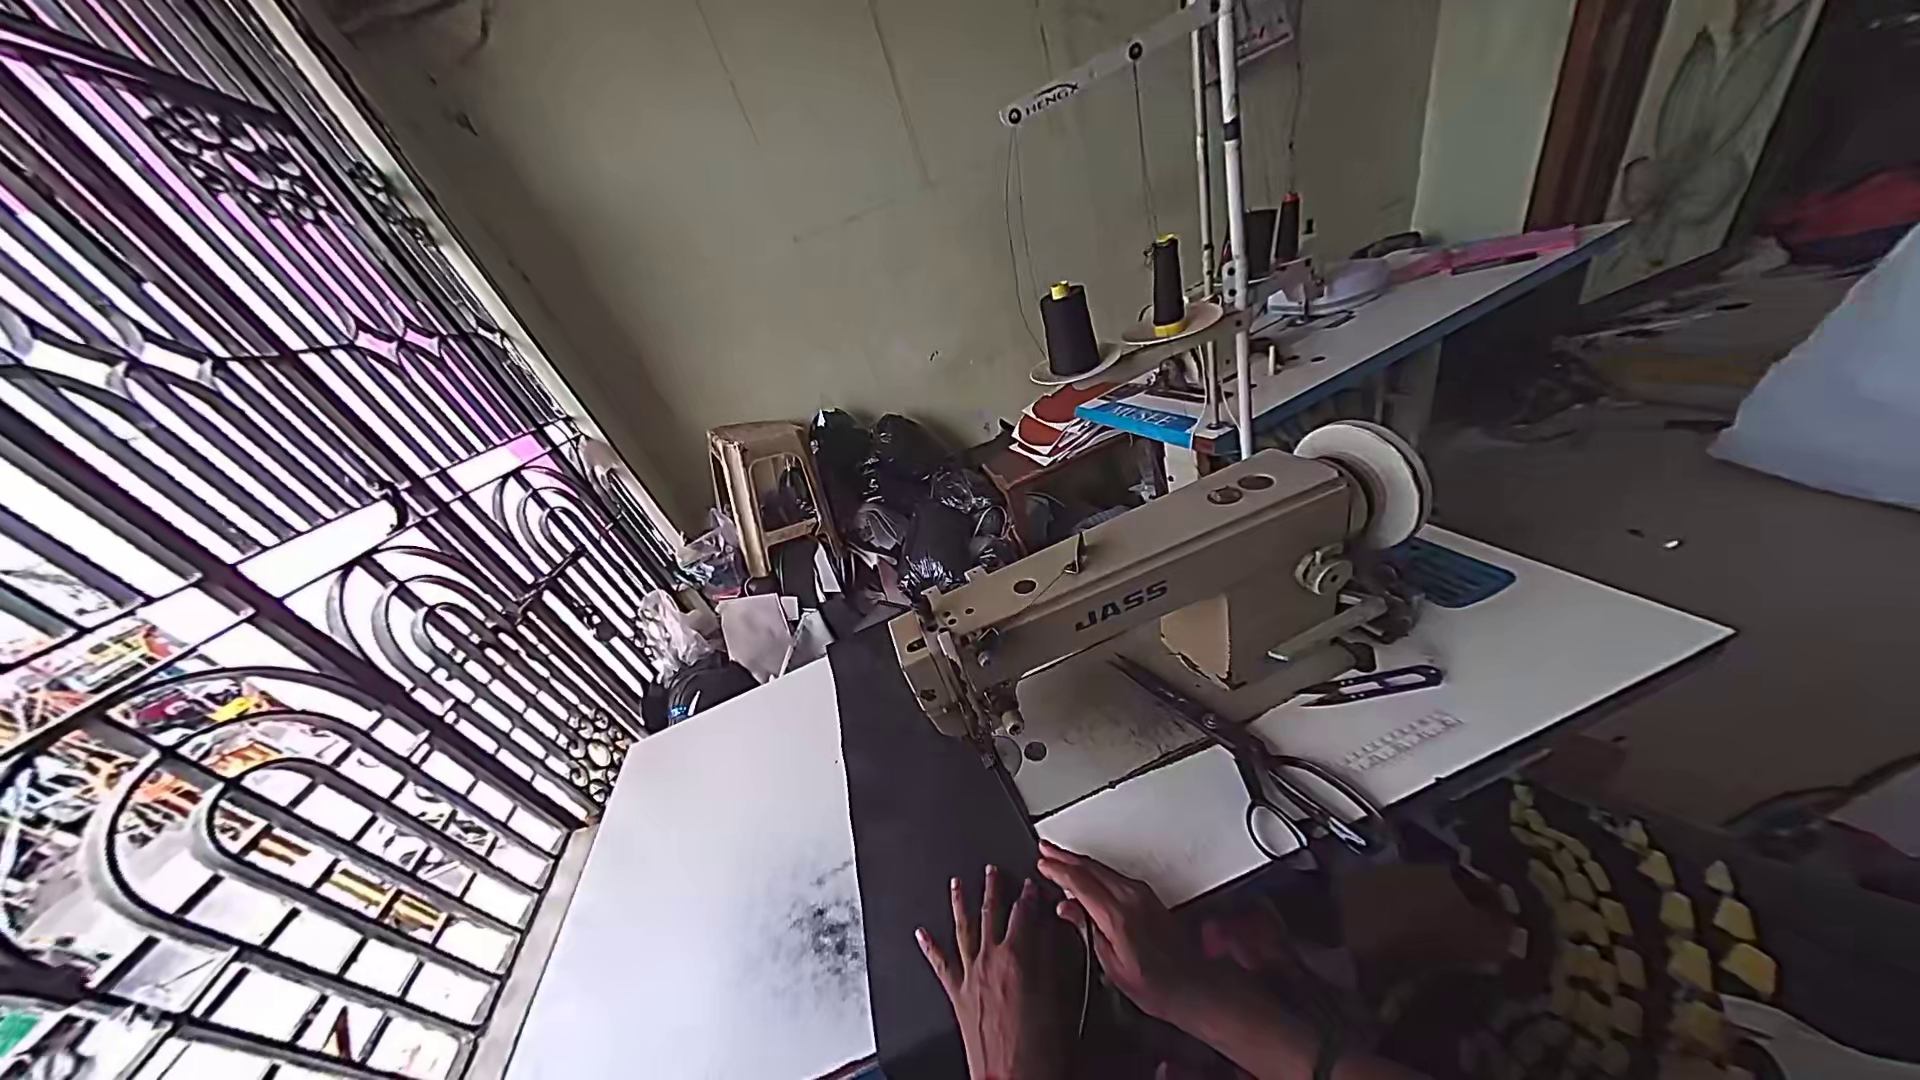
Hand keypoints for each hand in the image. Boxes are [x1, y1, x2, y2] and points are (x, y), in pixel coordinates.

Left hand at [917, 865, 1065, 1079]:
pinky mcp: (957, 995)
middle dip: (993, 888)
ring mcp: (970, 975)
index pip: (1023, 913)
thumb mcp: (1060, 997)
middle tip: (992, 871)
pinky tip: (921, 932)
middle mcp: (990, 960)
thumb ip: (1055, 958)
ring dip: (959, 902)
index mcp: (1017, 957)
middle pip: (990, 912)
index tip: (1031, 884)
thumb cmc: (1039, 1050)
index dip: (1028, 895)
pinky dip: (929, 946)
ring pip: (962, 928)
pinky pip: (940, 964)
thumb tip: (1054, 931)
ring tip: (956, 884)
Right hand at [1035, 840, 1216, 1023]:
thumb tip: (1066, 908)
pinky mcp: (1146, 894)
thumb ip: (1087, 931)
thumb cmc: (1155, 985)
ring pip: (1101, 867)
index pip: (1080, 881)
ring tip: (1058, 856)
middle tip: (1045, 848)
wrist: (1191, 985)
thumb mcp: (1112, 967)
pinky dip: (1093, 868)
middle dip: (1064, 856)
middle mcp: (1130, 897)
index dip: (1058, 870)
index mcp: (1117, 915)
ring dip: (1077, 860)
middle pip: (1089, 866)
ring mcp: (1140, 892)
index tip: (1042, 864)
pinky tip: (1085, 870)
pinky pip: (1112, 873)